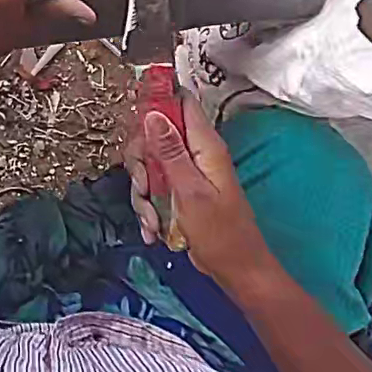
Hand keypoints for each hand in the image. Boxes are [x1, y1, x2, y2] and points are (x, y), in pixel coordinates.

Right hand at [128, 96, 278, 285]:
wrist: (236, 272)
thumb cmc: (221, 234)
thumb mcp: (190, 191)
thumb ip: (170, 152)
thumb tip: (153, 114)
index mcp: (205, 145)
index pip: (181, 101)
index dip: (156, 100)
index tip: (135, 121)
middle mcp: (195, 152)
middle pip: (155, 133)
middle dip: (141, 160)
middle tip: (143, 185)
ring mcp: (187, 171)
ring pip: (149, 162)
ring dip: (143, 190)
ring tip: (151, 218)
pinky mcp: (180, 189)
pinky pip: (154, 185)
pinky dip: (149, 205)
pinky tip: (153, 227)